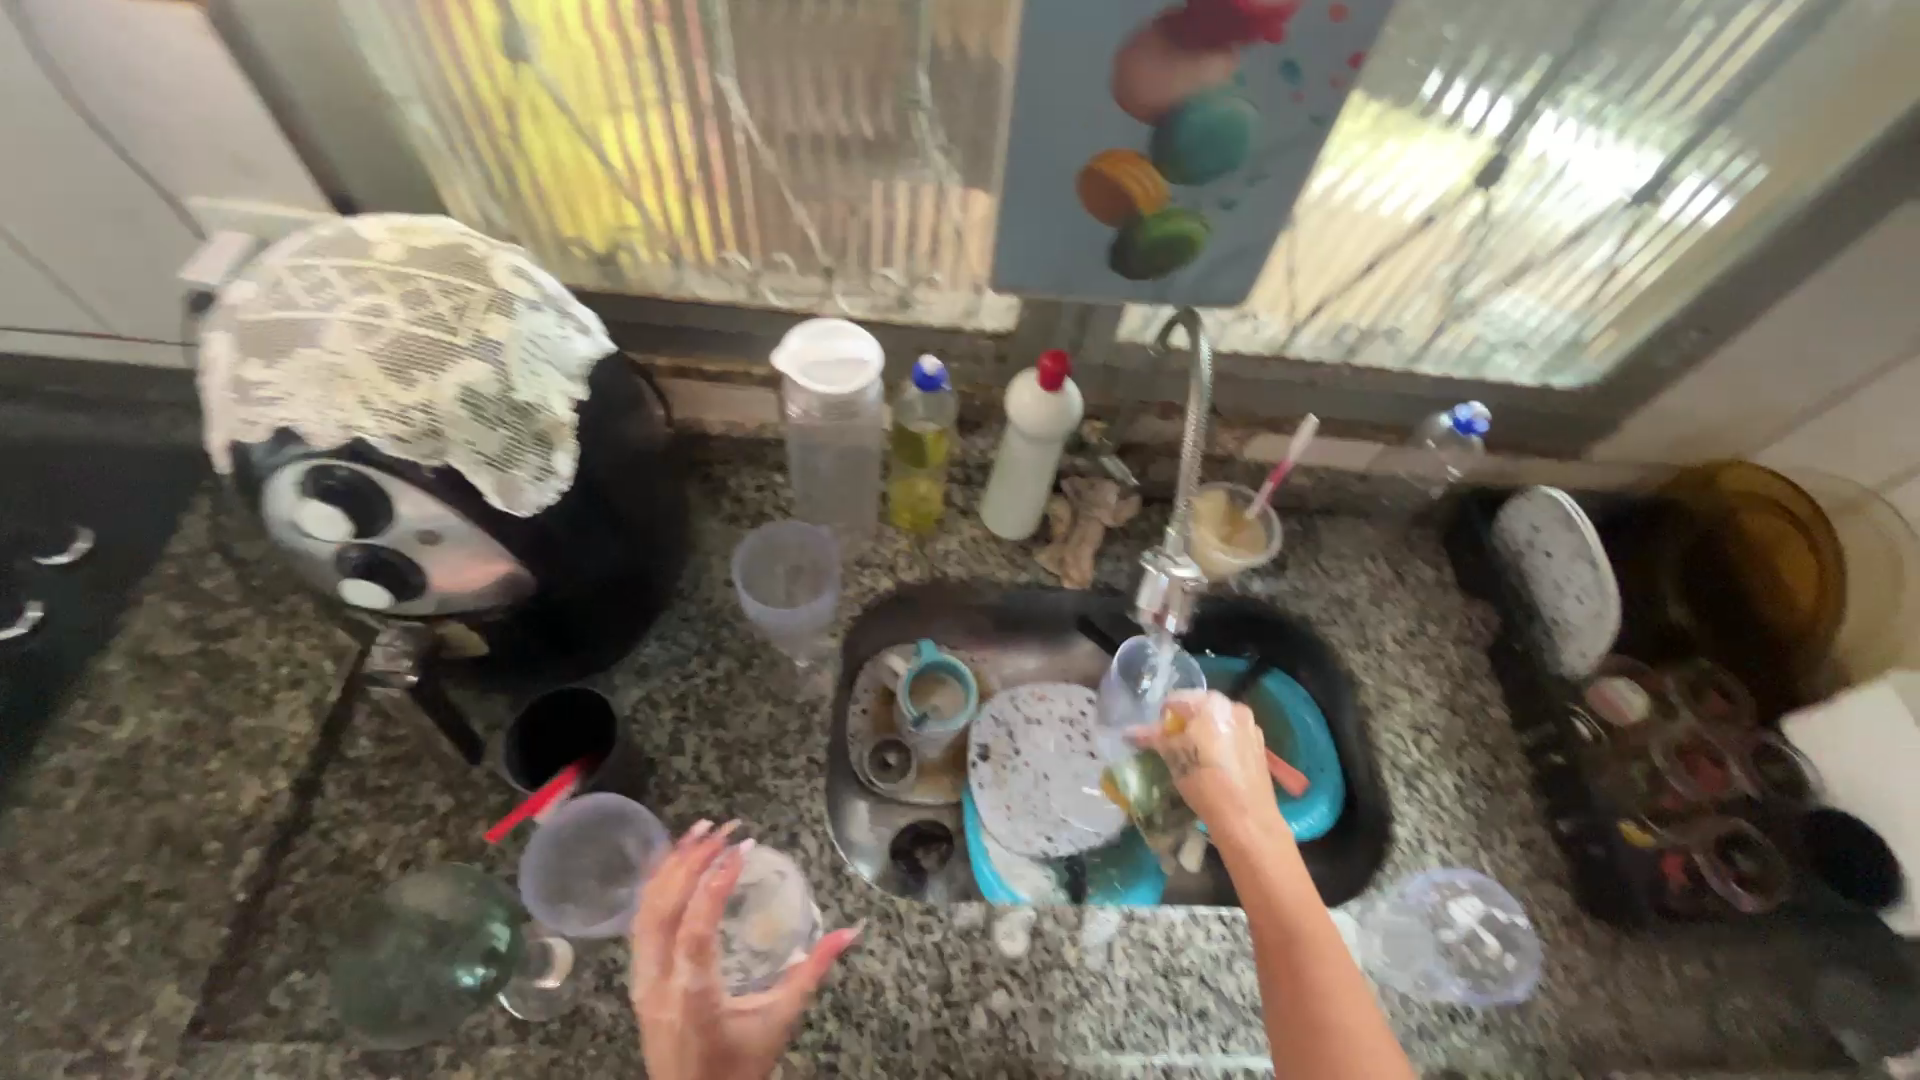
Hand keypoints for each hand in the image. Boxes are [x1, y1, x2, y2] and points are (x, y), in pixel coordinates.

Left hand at [629, 821, 860, 1079]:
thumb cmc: (739, 1066)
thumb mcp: (780, 1019)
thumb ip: (814, 970)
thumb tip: (851, 930)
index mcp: (693, 996)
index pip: (696, 929)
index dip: (714, 884)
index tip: (742, 847)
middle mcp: (658, 985)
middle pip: (661, 911)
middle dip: (691, 862)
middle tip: (724, 829)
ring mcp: (642, 982)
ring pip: (644, 912)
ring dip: (670, 868)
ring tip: (700, 832)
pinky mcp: (638, 980)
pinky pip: (639, 924)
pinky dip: (656, 886)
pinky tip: (675, 861)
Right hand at [1129, 690, 1293, 847]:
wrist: (1246, 818)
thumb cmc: (1203, 781)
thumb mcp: (1172, 757)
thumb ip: (1151, 737)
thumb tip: (1127, 731)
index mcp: (1210, 703)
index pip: (1174, 700)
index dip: (1161, 719)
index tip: (1157, 740)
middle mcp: (1232, 706)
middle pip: (1197, 707)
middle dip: (1183, 724)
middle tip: (1173, 747)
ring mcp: (1249, 724)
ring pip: (1216, 720)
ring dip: (1201, 732)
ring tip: (1193, 756)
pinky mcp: (1259, 743)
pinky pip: (1231, 733)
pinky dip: (1219, 741)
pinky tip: (1214, 763)